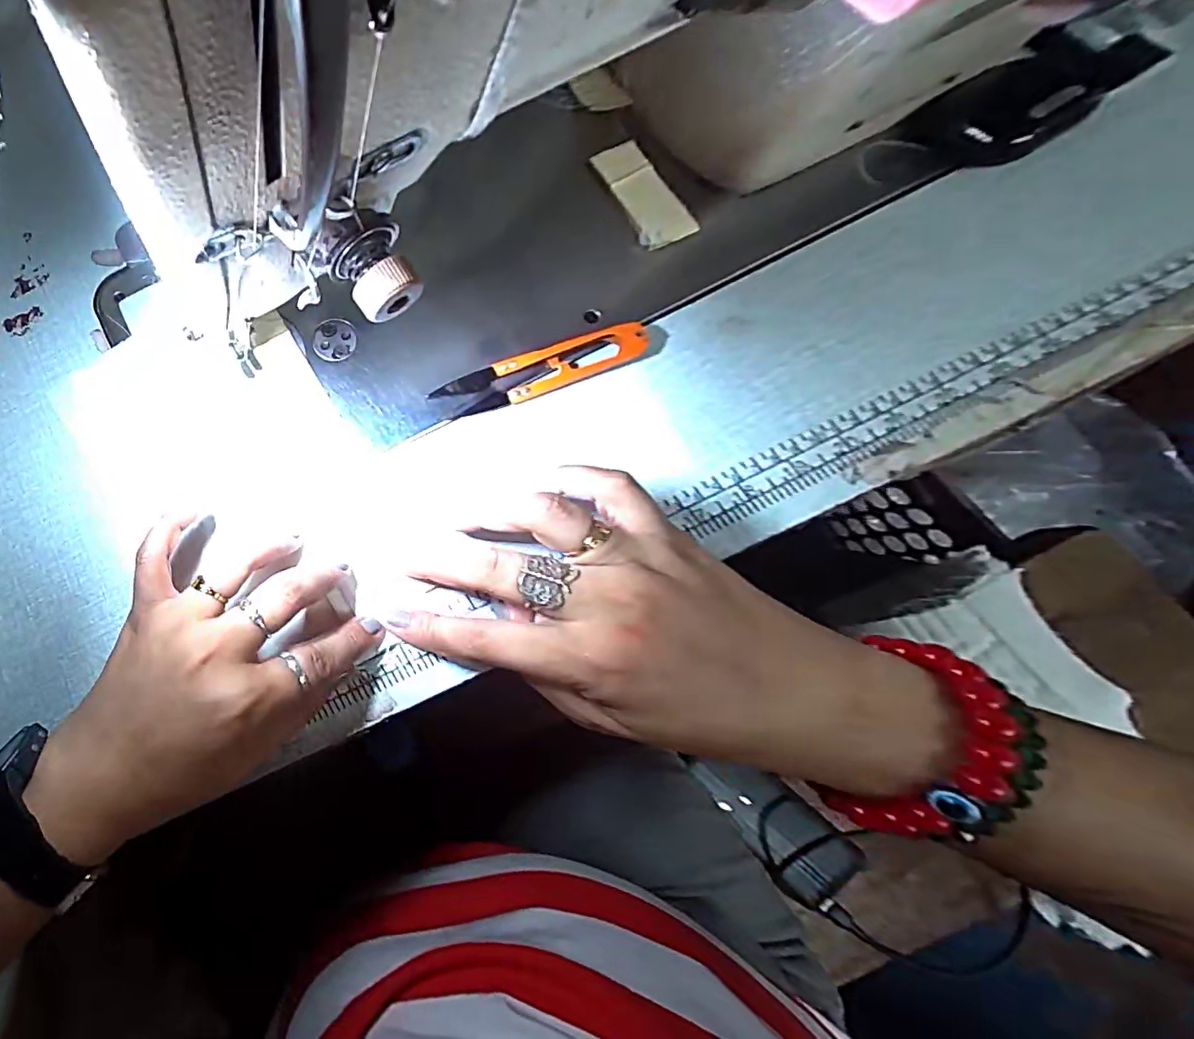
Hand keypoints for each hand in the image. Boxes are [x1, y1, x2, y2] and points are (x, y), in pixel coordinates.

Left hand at [21, 513, 383, 865]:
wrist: (104, 775)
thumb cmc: (185, 773)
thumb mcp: (255, 753)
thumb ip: (300, 705)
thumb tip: (339, 662)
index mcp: (249, 696)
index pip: (318, 655)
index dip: (352, 637)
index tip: (371, 621)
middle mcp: (217, 651)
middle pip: (284, 599)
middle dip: (322, 581)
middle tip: (340, 569)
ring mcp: (178, 624)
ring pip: (234, 571)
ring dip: (270, 550)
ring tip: (293, 539)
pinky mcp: (145, 612)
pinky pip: (154, 559)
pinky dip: (168, 530)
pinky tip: (192, 509)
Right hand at [386, 466, 954, 794]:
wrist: (798, 692)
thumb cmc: (699, 720)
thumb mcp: (609, 720)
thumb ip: (546, 675)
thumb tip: (499, 635)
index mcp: (592, 657)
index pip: (489, 637)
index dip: (434, 626)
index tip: (396, 611)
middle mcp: (606, 599)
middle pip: (502, 568)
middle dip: (440, 559)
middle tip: (405, 551)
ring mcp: (636, 555)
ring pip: (547, 513)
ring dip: (493, 508)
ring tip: (462, 511)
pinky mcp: (665, 532)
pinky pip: (612, 486)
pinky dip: (573, 475)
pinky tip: (546, 478)